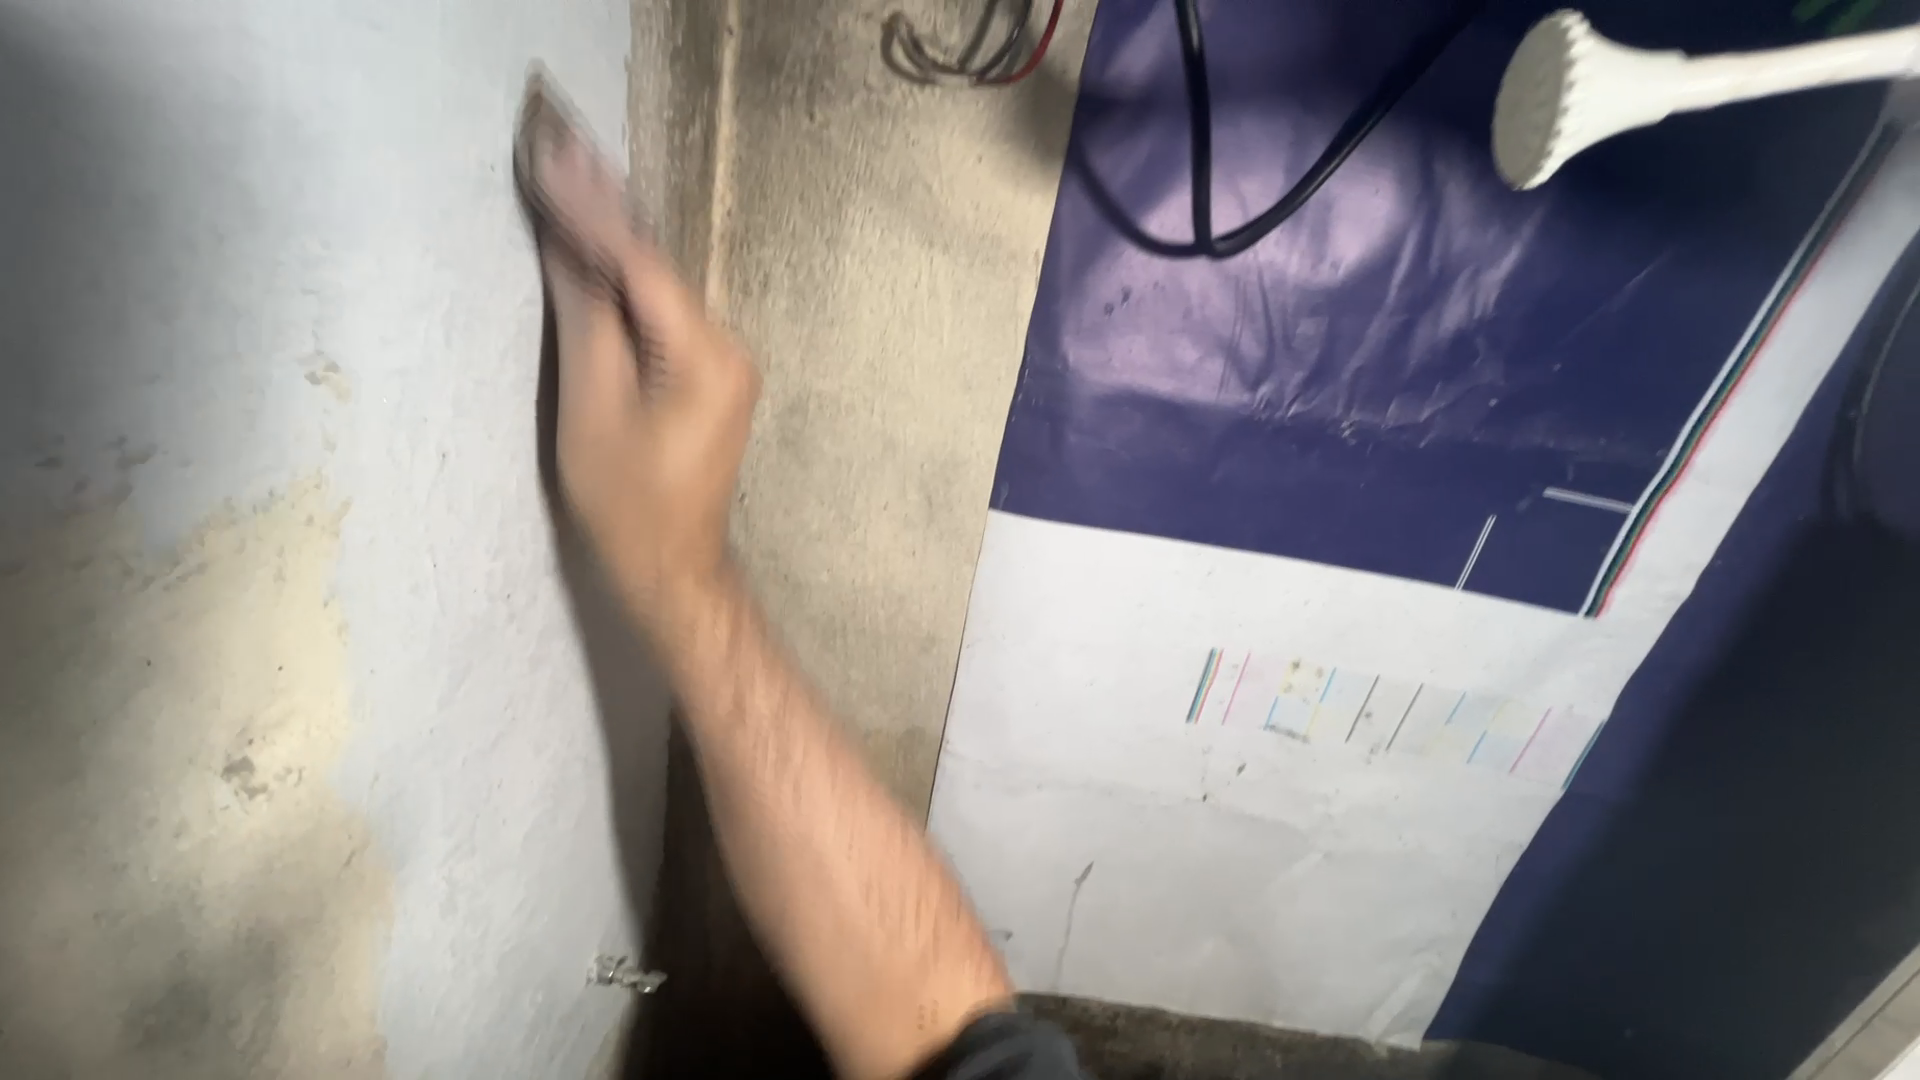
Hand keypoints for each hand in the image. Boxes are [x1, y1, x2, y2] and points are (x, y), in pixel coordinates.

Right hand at [528, 118, 758, 632]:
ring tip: (567, 171)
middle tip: (555, 141)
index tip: (547, 153)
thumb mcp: (592, 405)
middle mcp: (733, 351)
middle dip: (604, 213)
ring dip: (614, 242)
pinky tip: (597, 243)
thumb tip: (568, 240)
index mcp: (709, 358)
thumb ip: (587, 316)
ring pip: (662, 290)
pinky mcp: (715, 377)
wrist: (672, 561)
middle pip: (658, 271)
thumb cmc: (626, 501)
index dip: (592, 212)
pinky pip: (667, 317)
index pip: (643, 266)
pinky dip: (630, 285)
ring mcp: (730, 364)